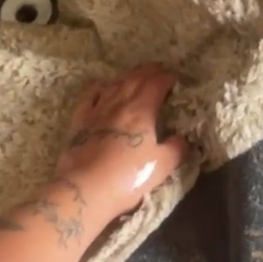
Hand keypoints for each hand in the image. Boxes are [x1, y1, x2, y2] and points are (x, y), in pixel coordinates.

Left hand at [55, 65, 190, 219]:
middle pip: (136, 77)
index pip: (156, 83)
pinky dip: (101, 86)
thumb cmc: (128, 177)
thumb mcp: (161, 166)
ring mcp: (98, 109)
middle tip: (160, 71)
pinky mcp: (80, 119)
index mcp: (142, 110)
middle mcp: (120, 102)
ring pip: (115, 83)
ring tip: (137, 76)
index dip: (168, 78)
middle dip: (150, 71)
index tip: (176, 80)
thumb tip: (182, 138)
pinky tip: (104, 87)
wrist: (85, 190)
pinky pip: (91, 94)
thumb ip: (176, 149)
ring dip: (129, 76)